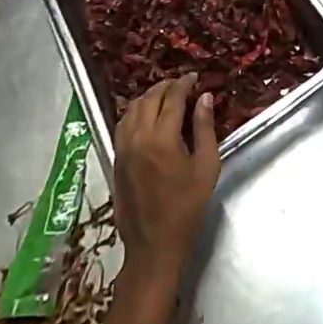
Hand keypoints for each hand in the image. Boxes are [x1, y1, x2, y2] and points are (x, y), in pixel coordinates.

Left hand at [113, 73, 220, 276]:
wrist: (154, 245)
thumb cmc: (187, 209)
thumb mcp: (206, 169)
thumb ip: (205, 129)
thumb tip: (205, 98)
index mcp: (163, 138)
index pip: (172, 98)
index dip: (184, 84)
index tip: (194, 78)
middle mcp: (139, 136)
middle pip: (150, 98)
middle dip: (167, 86)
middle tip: (182, 84)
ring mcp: (124, 146)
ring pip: (133, 107)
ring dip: (149, 96)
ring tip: (165, 95)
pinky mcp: (116, 156)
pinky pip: (123, 122)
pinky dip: (135, 111)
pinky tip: (146, 114)